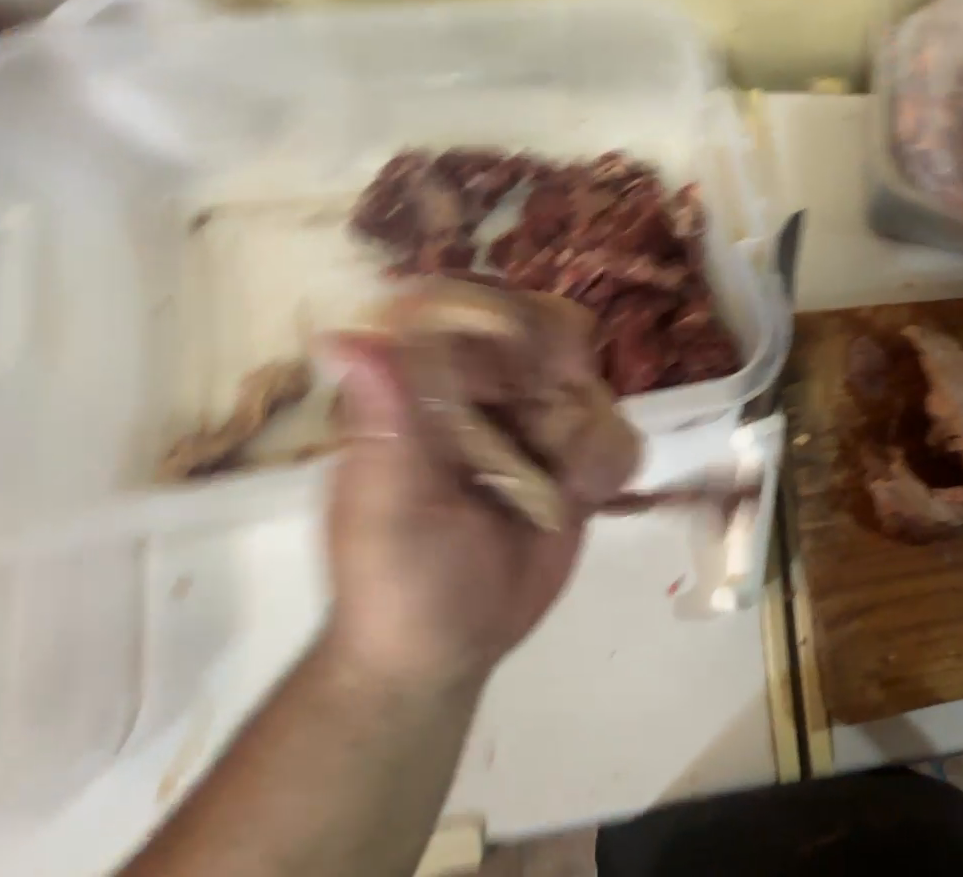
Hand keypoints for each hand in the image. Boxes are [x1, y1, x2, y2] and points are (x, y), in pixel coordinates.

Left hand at [316, 332, 587, 691]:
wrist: (446, 651)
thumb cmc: (398, 583)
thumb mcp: (388, 508)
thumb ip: (387, 425)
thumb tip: (344, 337)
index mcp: (424, 390)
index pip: (473, 311)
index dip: (514, 322)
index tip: (532, 368)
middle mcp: (483, 396)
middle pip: (551, 335)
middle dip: (565, 384)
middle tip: (551, 439)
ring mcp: (533, 428)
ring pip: (594, 387)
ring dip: (588, 436)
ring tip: (562, 488)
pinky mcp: (573, 463)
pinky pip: (617, 435)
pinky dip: (611, 464)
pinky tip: (587, 500)